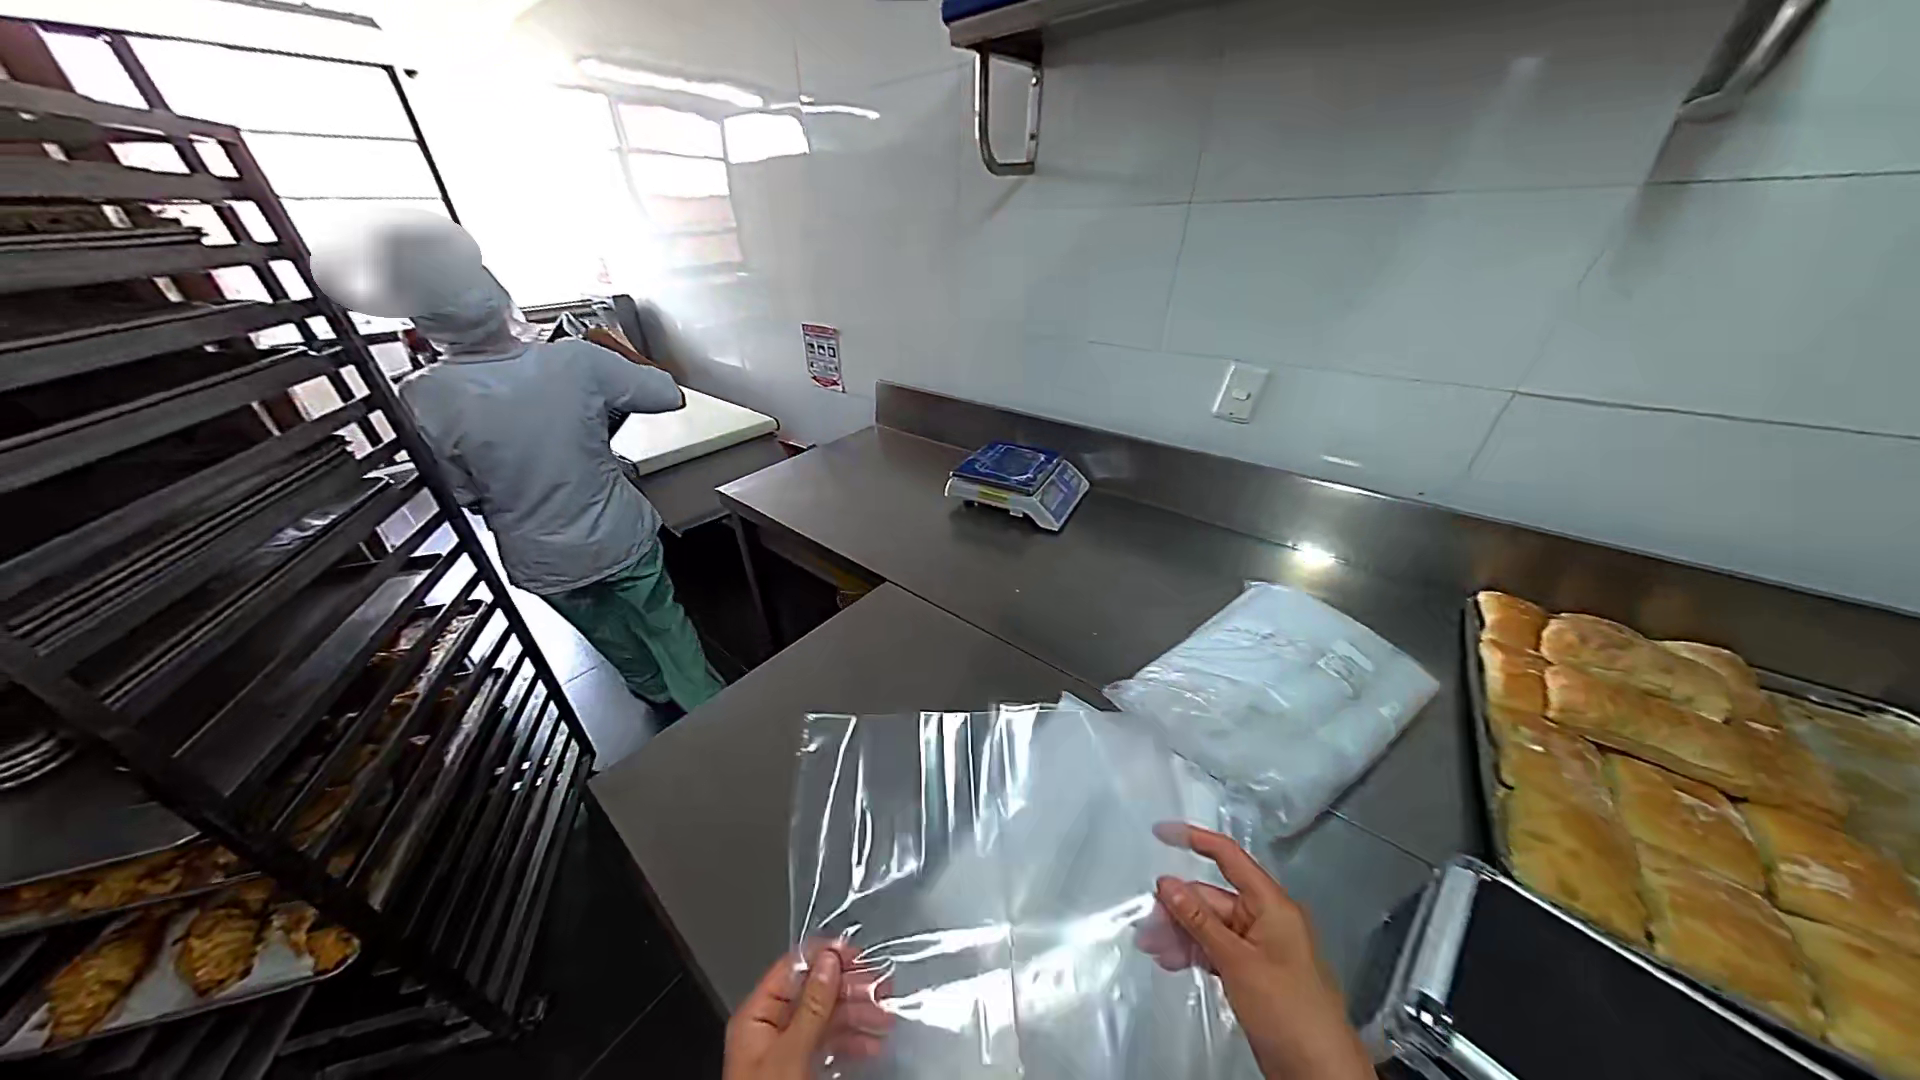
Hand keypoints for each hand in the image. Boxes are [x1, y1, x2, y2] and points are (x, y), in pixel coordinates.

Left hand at [724, 942, 892, 1079]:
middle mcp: (770, 1028)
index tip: (859, 955)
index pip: (792, 968)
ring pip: (826, 1018)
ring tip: (886, 1017)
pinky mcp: (800, 1072)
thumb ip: (812, 1006)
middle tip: (884, 987)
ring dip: (858, 1014)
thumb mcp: (791, 1055)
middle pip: (813, 992)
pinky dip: (852, 1040)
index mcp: (757, 1016)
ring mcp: (786, 1051)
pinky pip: (829, 1044)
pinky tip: (874, 1043)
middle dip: (850, 989)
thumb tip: (830, 959)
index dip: (825, 957)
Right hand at [1144, 825, 1374, 1079]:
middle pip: (1211, 898)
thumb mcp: (1237, 962)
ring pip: (1209, 926)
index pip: (1228, 856)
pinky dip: (1193, 952)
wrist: (1322, 1076)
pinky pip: (1215, 949)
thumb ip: (1199, 920)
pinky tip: (1170, 960)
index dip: (1194, 839)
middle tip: (1147, 925)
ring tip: (1152, 948)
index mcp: (1270, 904)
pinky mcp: (1251, 972)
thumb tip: (1166, 883)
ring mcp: (1257, 946)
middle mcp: (1264, 918)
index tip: (1161, 833)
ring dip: (1180, 933)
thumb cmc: (1288, 1010)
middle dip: (1177, 908)